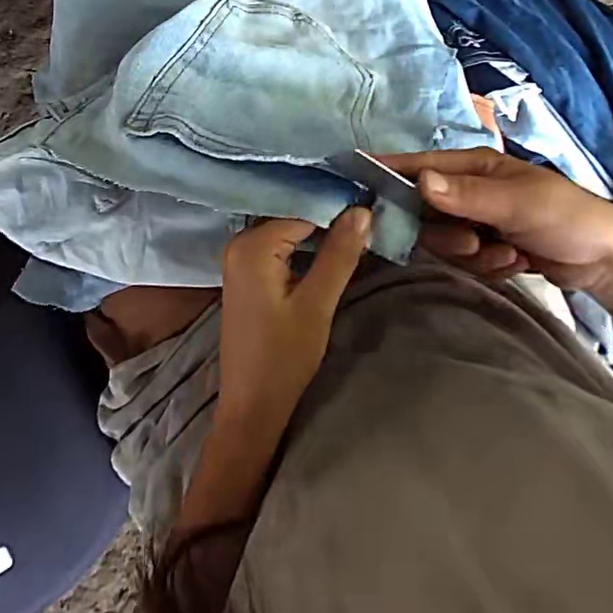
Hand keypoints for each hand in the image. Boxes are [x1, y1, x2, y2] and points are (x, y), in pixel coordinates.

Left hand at [216, 208, 369, 428]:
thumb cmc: (283, 357)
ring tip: (360, 228)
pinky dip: (306, 247)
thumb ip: (339, 254)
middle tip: (371, 217)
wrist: (252, 406)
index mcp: (252, 245)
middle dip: (331, 217)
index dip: (339, 208)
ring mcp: (240, 258)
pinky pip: (281, 246)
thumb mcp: (317, 304)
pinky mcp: (247, 273)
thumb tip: (362, 210)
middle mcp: (240, 243)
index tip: (373, 206)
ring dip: (321, 233)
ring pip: (289, 231)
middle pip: (294, 217)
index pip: (304, 209)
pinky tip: (334, 249)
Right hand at [379, 149, 612, 296]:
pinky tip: (516, 262)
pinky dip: (487, 266)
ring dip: (473, 254)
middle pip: (424, 212)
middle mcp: (467, 190)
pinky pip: (463, 260)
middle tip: (477, 241)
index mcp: (473, 166)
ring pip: (443, 241)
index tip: (354, 181)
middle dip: (448, 234)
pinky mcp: (485, 247)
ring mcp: (475, 220)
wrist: (606, 261)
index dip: (387, 172)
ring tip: (509, 252)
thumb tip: (420, 180)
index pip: (418, 166)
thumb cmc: (566, 216)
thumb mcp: (518, 202)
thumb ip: (467, 194)